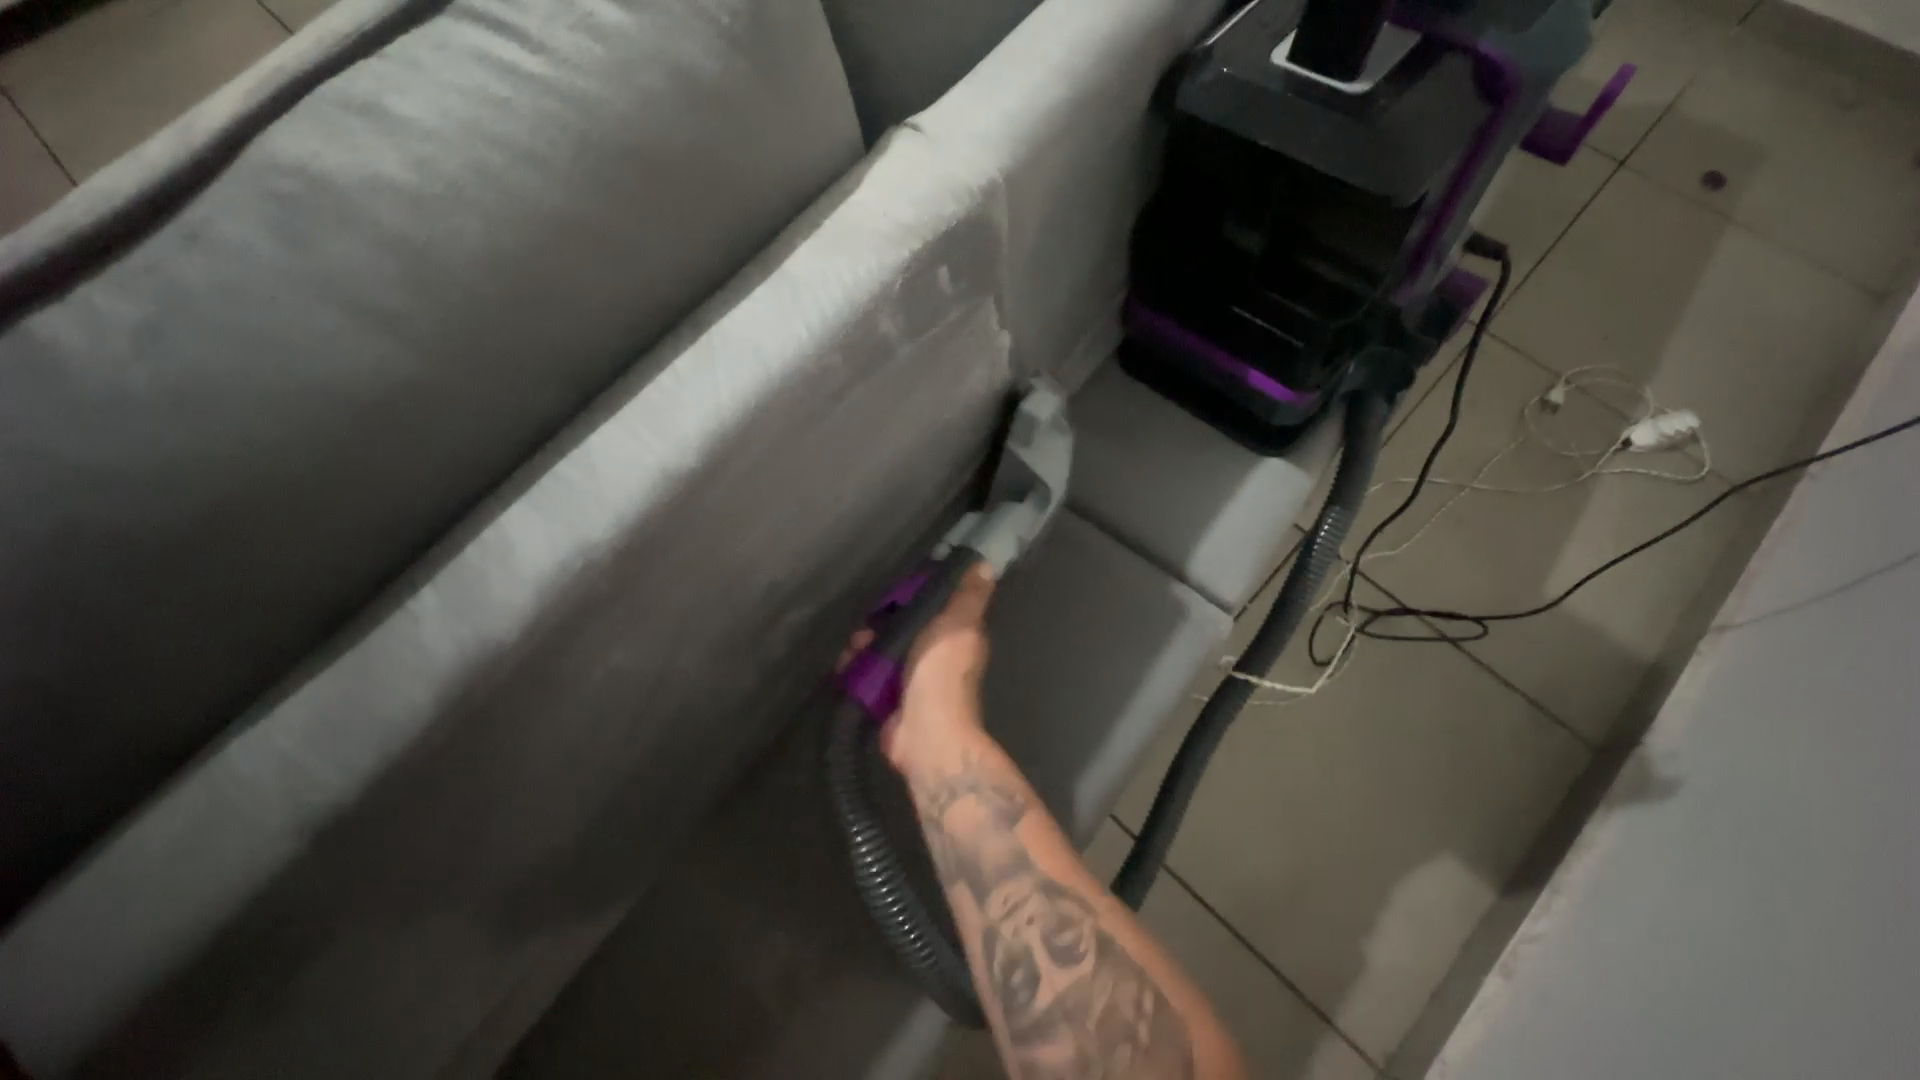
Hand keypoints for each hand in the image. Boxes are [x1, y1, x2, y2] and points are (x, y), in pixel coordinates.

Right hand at [838, 562, 996, 769]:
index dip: (913, 595)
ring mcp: (911, 679)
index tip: (895, 588)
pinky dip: (856, 669)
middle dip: (881, 621)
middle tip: (867, 621)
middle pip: (902, 627)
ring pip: (881, 650)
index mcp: (956, 636)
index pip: (933, 606)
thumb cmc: (942, 671)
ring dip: (864, 645)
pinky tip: (846, 665)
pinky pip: (867, 676)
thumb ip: (969, 596)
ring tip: (854, 646)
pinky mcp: (888, 699)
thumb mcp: (959, 623)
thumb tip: (985, 565)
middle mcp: (935, 656)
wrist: (925, 731)